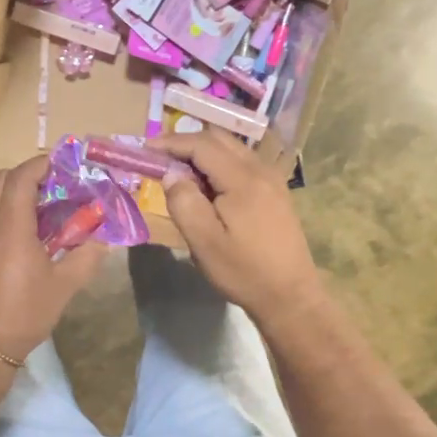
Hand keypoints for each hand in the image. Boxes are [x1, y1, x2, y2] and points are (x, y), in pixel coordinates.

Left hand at [0, 157, 106, 360]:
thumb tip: (103, 239)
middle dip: (22, 176)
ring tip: (16, 202)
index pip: (22, 177)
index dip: (38, 165)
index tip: (55, 165)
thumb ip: (86, 257)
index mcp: (12, 224)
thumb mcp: (64, 287)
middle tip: (44, 188)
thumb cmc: (24, 314)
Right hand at [152, 132, 325, 319]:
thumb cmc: (244, 271)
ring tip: (180, 173)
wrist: (291, 296)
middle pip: (220, 140)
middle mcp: (261, 170)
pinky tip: (208, 187)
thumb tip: (171, 174)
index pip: (202, 145)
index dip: (172, 142)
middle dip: (187, 143)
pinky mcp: (276, 192)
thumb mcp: (204, 242)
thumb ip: (184, 202)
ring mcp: (273, 180)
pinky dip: (220, 164)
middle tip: (160, 159)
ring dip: (204, 153)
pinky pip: (243, 164)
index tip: (146, 148)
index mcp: (243, 179)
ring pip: (233, 150)